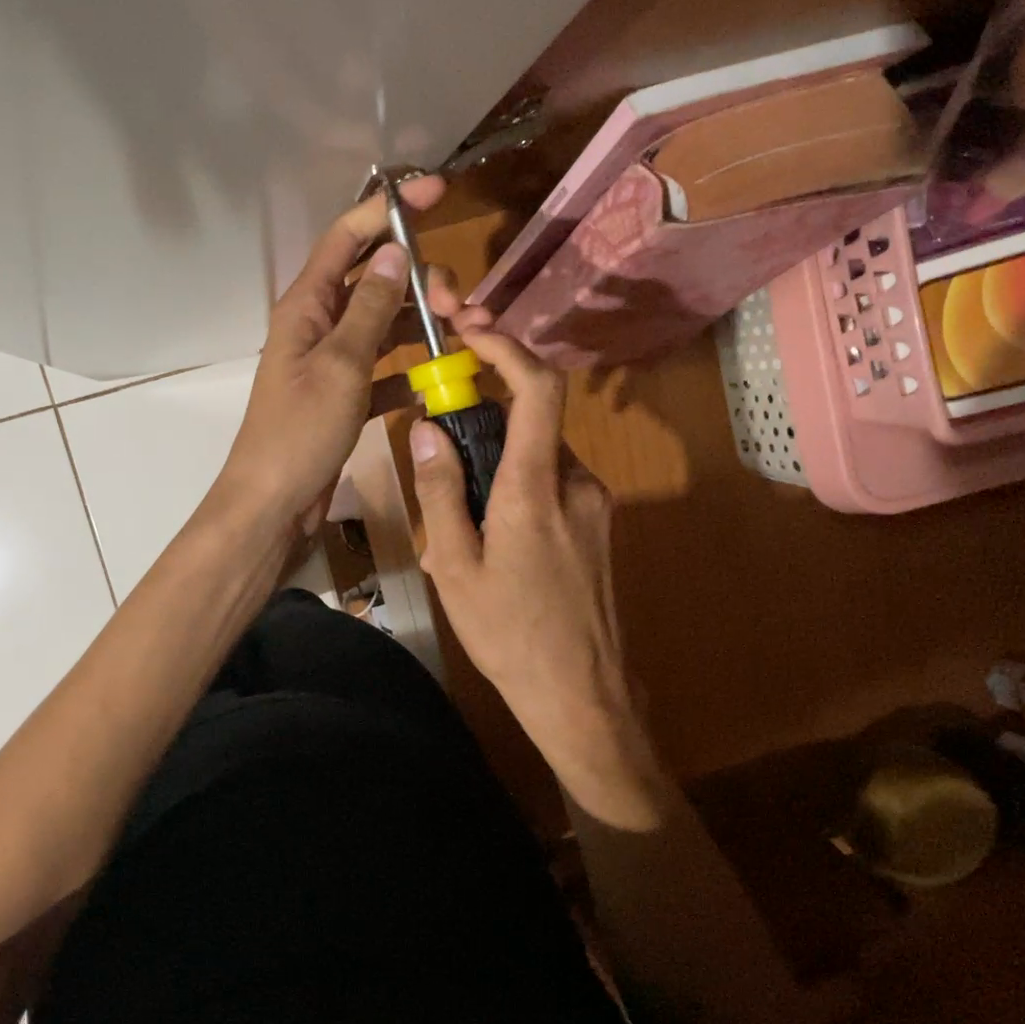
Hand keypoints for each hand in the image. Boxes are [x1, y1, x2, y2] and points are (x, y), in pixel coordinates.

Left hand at [215, 175, 458, 527]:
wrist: (274, 503)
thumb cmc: (300, 431)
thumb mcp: (341, 365)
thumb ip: (370, 308)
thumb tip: (393, 251)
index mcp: (306, 306)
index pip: (347, 238)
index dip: (388, 210)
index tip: (437, 191)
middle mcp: (317, 326)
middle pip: (372, 279)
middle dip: (417, 279)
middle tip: (457, 304)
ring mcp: (330, 363)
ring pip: (382, 324)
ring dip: (419, 322)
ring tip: (460, 334)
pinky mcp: (343, 397)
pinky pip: (383, 369)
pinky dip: (409, 369)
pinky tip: (438, 379)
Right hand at [410, 331, 660, 827]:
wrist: (583, 695)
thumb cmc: (509, 635)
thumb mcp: (454, 568)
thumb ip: (440, 493)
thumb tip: (428, 430)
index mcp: (534, 488)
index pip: (536, 387)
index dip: (505, 346)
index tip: (467, 328)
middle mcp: (574, 482)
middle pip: (527, 421)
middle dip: (478, 426)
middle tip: (434, 465)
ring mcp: (592, 505)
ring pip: (533, 458)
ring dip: (492, 469)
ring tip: (453, 530)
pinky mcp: (596, 527)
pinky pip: (546, 487)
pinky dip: (511, 492)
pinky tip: (487, 546)